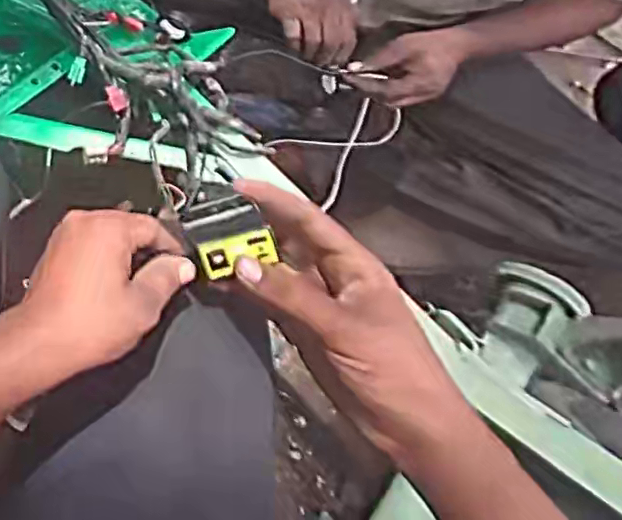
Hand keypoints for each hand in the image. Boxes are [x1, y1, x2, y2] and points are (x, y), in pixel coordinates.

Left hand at [2, 210, 196, 383]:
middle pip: (128, 224)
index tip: (181, 264)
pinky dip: (103, 254)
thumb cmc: (85, 324)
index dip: (172, 246)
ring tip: (136, 283)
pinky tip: (109, 283)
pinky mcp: (56, 246)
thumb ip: (166, 278)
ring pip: (107, 231)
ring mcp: (65, 232)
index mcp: (106, 228)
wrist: (42, 337)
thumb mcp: (142, 305)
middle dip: (148, 248)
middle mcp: (82, 222)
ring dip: (125, 251)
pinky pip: (88, 240)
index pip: (152, 224)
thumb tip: (179, 265)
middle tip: (163, 276)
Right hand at [228, 180, 480, 470]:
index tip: (237, 187)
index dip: (273, 199)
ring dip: (239, 259)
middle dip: (247, 228)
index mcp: (352, 265)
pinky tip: (218, 282)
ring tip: (206, 250)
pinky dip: (240, 288)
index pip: (308, 220)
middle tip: (209, 222)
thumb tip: (241, 263)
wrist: (415, 435)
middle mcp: (328, 276)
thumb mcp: (345, 328)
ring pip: (268, 269)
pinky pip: (263, 297)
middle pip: (281, 241)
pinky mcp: (299, 325)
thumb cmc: (398, 373)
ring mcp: (312, 301)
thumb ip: (291, 294)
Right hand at [265, 0, 358, 66]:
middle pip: (332, 43)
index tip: (338, 64)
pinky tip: (294, 49)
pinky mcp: (290, 14)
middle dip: (327, 58)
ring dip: (311, 54)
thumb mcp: (334, 5)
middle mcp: (329, 12)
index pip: (348, 39)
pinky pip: (294, 36)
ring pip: (315, 42)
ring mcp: (309, 13)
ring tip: (308, 60)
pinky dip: (294, 46)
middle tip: (321, 65)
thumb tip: (347, 46)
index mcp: (343, 11)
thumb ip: (343, 22)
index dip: (343, 55)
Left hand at [352, 29, 470, 106]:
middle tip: (352, 78)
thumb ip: (378, 60)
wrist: (457, 45)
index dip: (363, 84)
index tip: (347, 76)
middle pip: (388, 100)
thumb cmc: (429, 43)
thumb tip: (354, 69)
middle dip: (368, 90)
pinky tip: (378, 79)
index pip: (385, 91)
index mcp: (420, 84)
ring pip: (394, 101)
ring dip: (376, 92)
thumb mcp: (400, 47)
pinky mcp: (425, 94)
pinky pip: (401, 97)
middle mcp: (424, 95)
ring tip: (362, 78)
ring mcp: (426, 96)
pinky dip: (387, 91)